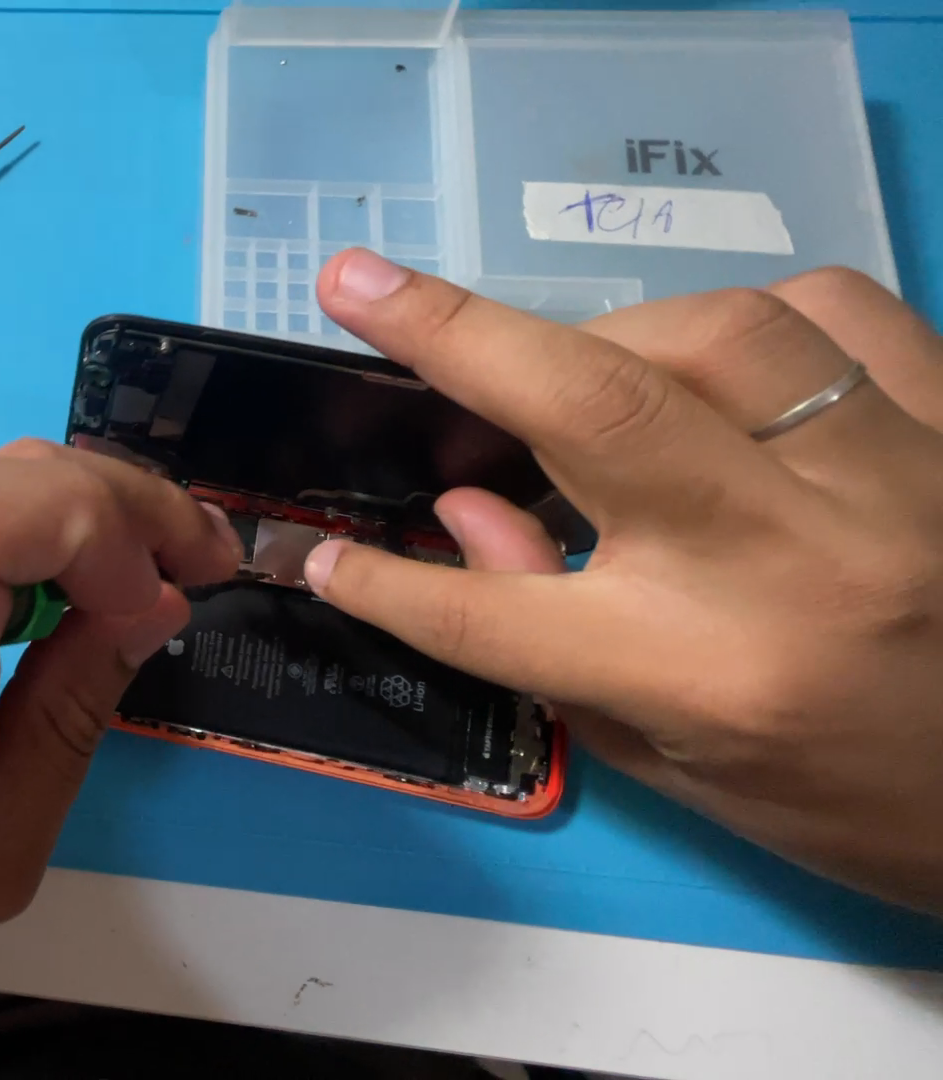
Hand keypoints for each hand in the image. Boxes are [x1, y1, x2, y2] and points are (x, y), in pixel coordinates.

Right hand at [310, 249, 942, 912]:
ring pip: (718, 332)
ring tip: (563, 370)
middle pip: (592, 409)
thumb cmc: (837, 794)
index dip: (379, 582)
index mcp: (700, 670)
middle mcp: (792, 563)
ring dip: (600, 335)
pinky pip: (839, 315)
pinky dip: (741, 323)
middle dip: (450, 332)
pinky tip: (707, 364)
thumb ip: (538, 632)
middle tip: (355, 283)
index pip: (484, 610)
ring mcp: (902, 479)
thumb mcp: (661, 752)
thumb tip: (457, 509)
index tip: (308, 553)